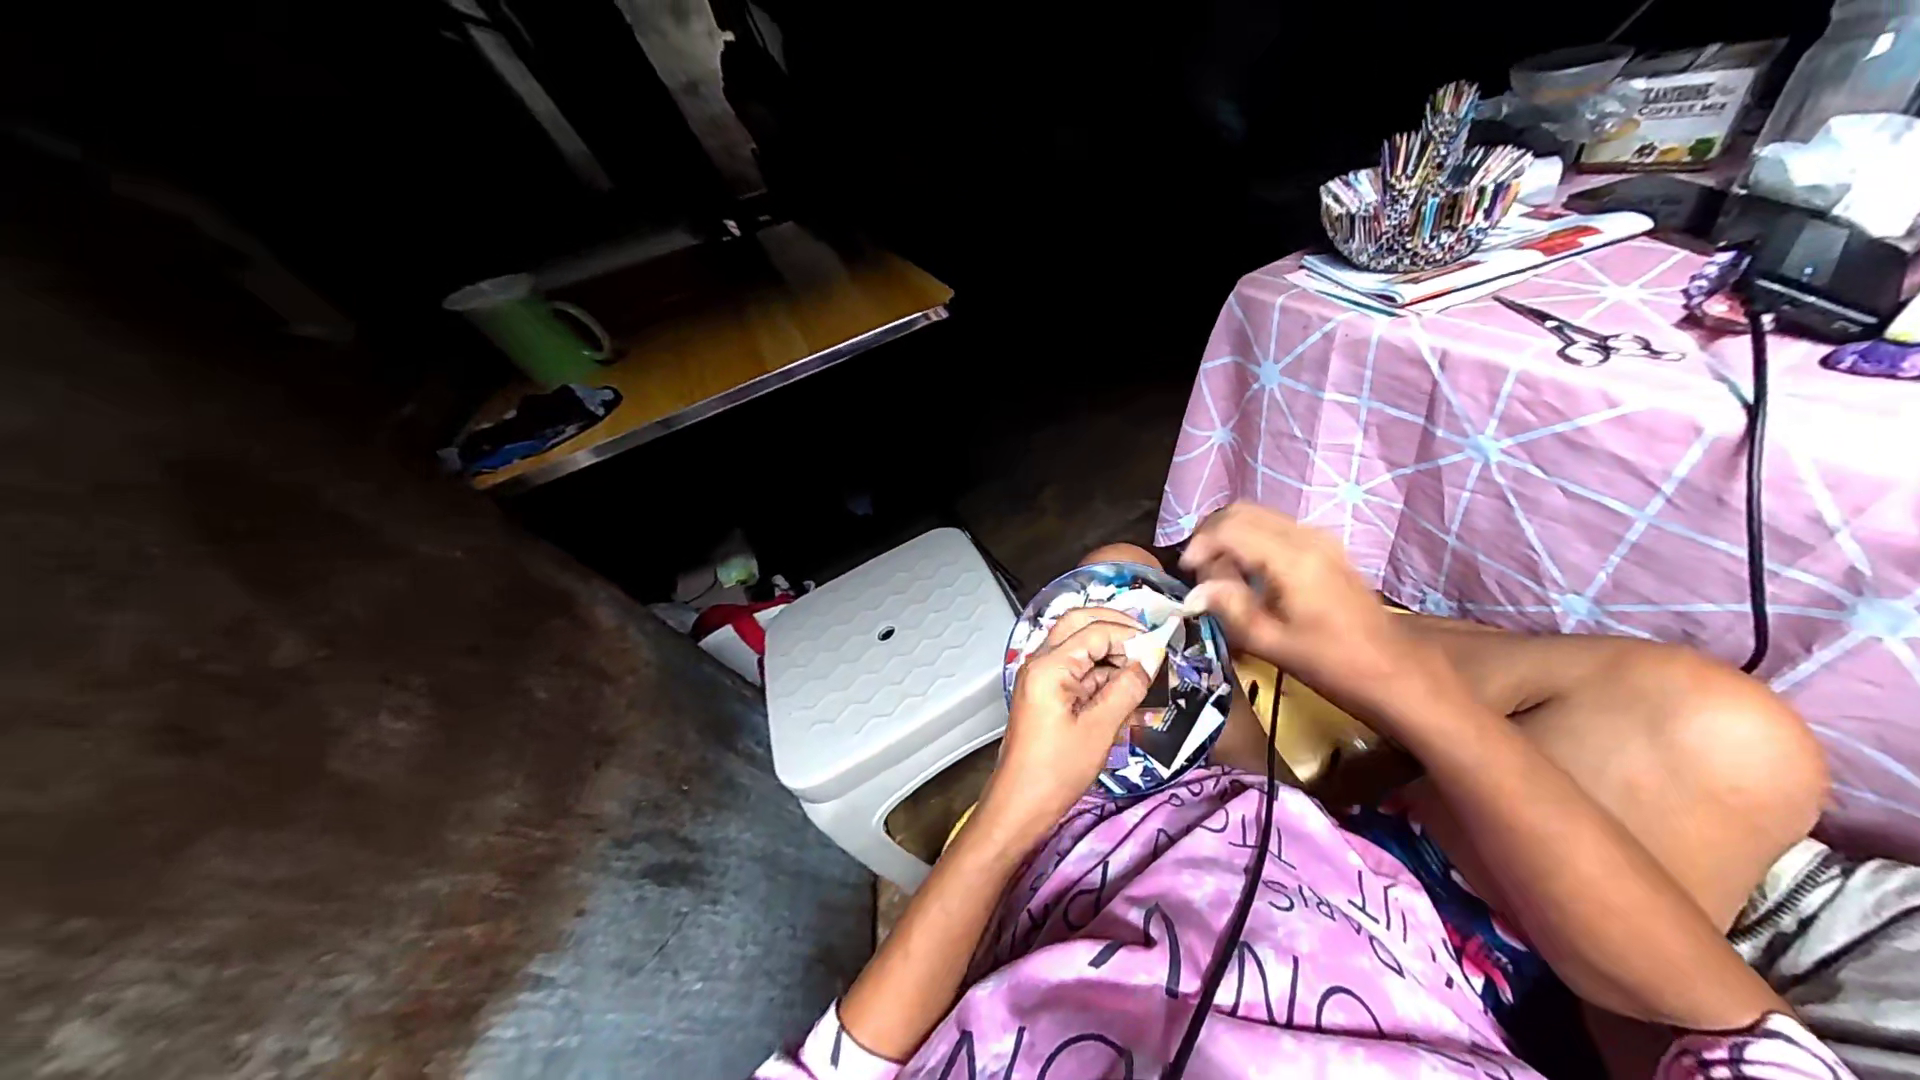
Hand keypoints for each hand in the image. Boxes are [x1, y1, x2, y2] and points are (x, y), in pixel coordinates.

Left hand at [981, 608, 1153, 838]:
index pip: (1094, 631)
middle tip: (1150, 645)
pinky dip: (1104, 679)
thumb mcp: (1099, 729)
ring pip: (1080, 649)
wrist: (1020, 805)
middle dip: (1117, 630)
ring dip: (1113, 657)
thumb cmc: (1056, 770)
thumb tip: (1151, 660)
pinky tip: (1130, 696)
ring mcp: (1043, 679)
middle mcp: (1041, 663)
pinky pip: (1078, 674)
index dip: (1130, 636)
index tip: (1161, 651)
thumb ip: (1126, 688)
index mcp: (1049, 666)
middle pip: (1080, 626)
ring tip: (1147, 676)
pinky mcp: (1048, 696)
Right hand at [1179, 504, 1429, 718]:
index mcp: (1292, 560)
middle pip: (1242, 511)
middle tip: (1197, 568)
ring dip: (1228, 535)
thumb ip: (1229, 608)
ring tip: (1217, 572)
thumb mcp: (1271, 643)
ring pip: (1257, 515)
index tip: (1186, 572)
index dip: (1200, 544)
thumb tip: (1194, 592)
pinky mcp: (1324, 547)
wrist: (1394, 671)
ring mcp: (1319, 539)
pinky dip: (1248, 539)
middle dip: (1210, 534)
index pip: (1230, 528)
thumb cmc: (1331, 663)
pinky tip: (1245, 572)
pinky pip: (1274, 526)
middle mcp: (1306, 537)